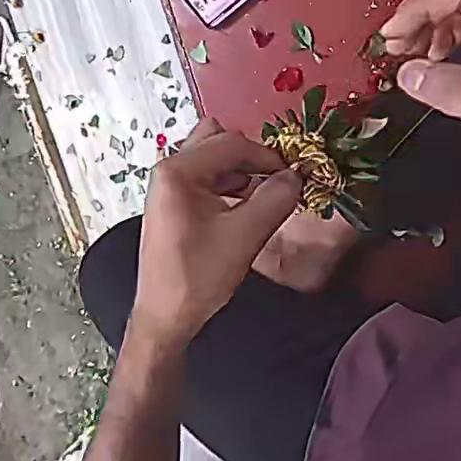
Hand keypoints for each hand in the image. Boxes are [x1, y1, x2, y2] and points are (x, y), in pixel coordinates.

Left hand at [132, 119, 301, 348]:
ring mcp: (170, 187)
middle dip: (252, 156)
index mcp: (178, 171)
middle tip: (277, 178)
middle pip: (218, 141)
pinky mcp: (175, 204)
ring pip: (213, 159)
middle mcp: (169, 171)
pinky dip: (231, 184)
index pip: (232, 143)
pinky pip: (208, 178)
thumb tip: (297, 176)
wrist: (164, 319)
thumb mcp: (245, 235)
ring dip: (242, 170)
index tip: (293, 174)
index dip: (267, 156)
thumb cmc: (197, 277)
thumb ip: (275, 198)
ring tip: (266, 194)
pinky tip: (247, 206)